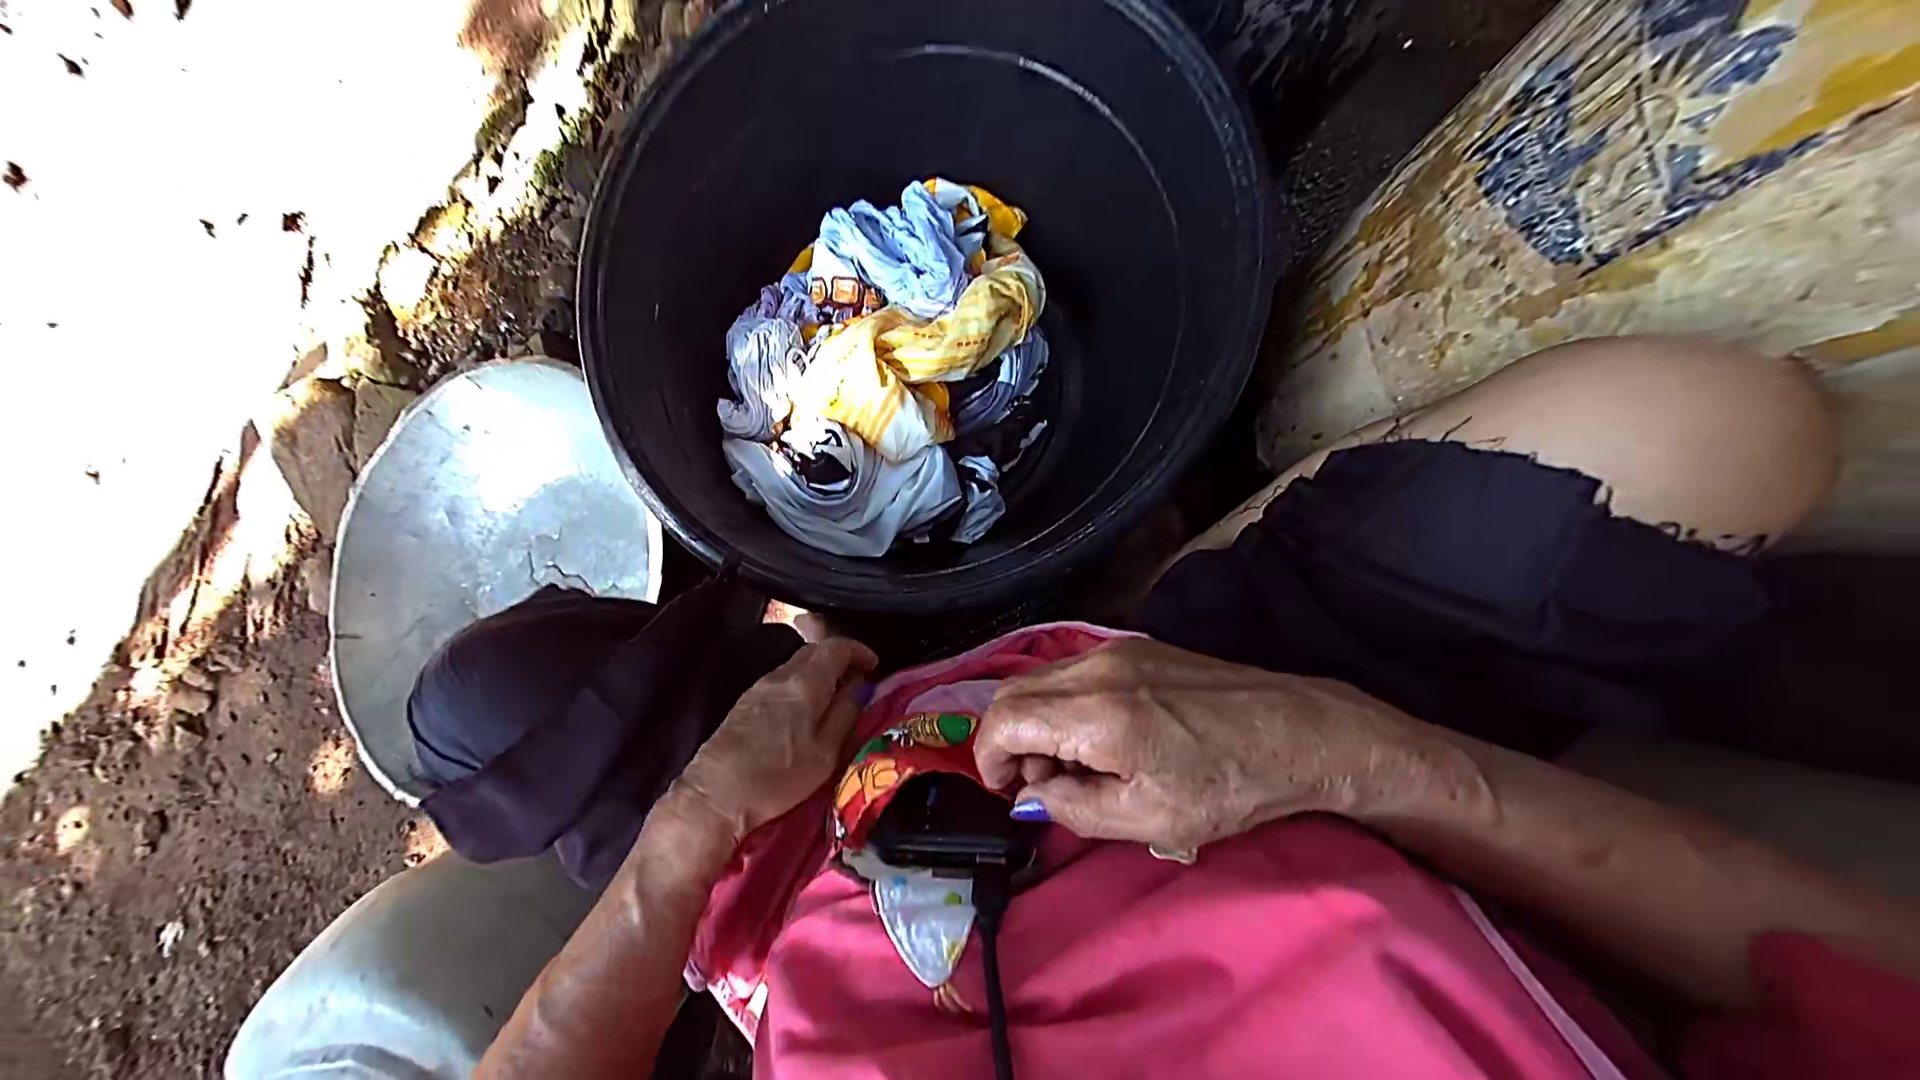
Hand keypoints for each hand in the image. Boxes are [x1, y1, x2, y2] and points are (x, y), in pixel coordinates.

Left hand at [674, 638, 877, 843]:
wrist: (714, 796)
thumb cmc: (776, 777)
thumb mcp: (826, 752)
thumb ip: (846, 714)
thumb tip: (861, 688)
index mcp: (805, 682)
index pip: (837, 646)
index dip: (860, 651)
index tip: (875, 666)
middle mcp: (781, 675)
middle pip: (816, 651)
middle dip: (841, 659)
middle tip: (859, 682)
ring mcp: (759, 688)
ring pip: (798, 665)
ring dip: (821, 673)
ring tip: (836, 699)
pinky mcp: (746, 703)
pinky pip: (783, 681)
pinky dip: (803, 684)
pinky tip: (807, 711)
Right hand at [974, 639, 1454, 850]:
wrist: (1297, 730)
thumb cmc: (1230, 785)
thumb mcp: (1149, 820)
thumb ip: (1074, 809)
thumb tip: (1031, 795)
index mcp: (1099, 713)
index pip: (1004, 720)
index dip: (988, 758)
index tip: (1004, 790)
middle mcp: (1097, 668)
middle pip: (1011, 692)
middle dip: (1006, 740)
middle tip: (1037, 783)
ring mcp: (1114, 651)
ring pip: (1037, 679)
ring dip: (1032, 722)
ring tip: (1070, 764)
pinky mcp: (1131, 648)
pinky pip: (1068, 672)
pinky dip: (1059, 705)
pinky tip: (1094, 736)